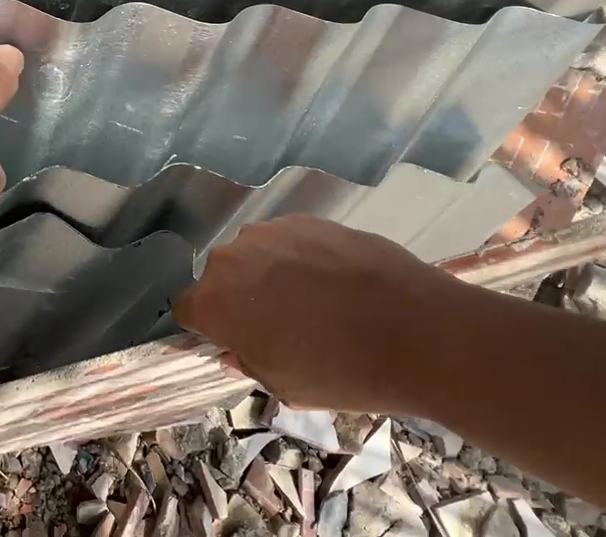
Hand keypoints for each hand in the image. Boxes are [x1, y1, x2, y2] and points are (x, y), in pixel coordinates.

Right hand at [173, 215, 477, 412]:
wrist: (418, 331)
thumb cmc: (343, 371)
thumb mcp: (287, 387)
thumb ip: (250, 362)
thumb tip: (240, 348)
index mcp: (214, 303)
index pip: (188, 309)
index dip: (211, 326)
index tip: (239, 339)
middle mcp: (228, 259)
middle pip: (222, 278)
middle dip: (242, 297)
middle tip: (282, 324)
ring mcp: (267, 233)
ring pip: (256, 256)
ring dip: (272, 274)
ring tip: (317, 300)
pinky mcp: (304, 219)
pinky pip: (289, 241)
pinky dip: (304, 258)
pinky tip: (339, 282)